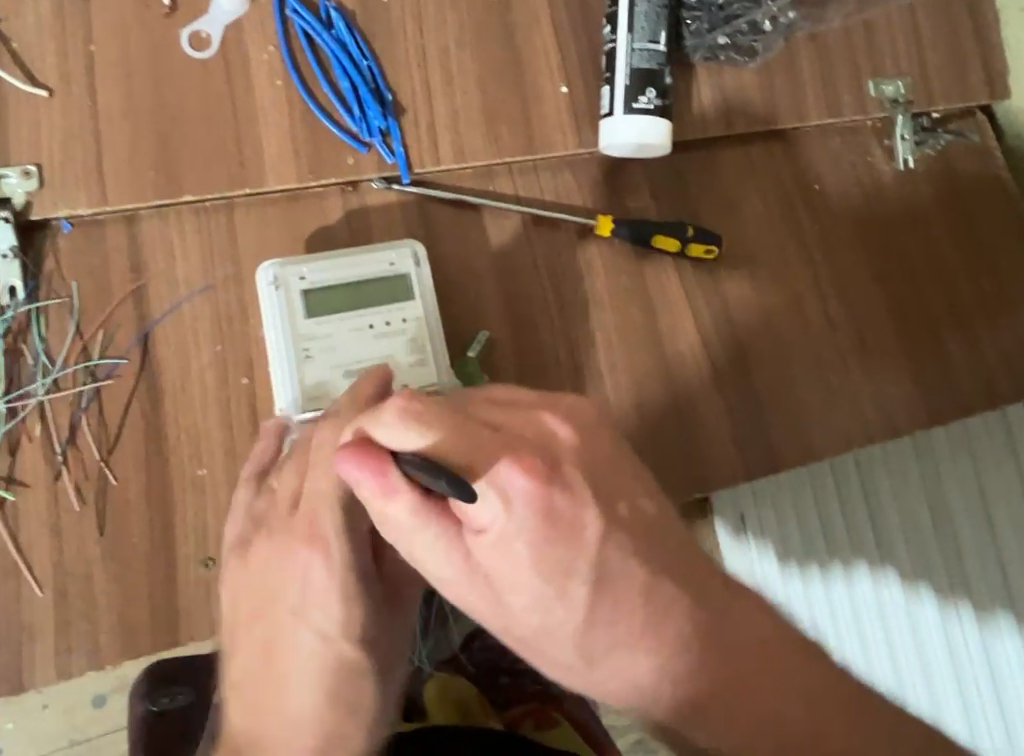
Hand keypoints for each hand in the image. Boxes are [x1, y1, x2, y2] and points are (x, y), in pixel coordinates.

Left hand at [216, 366, 423, 755]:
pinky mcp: (232, 557)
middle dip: (349, 408)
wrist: (281, 748)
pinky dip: (262, 452)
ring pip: (284, 461)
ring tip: (350, 410)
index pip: (342, 443)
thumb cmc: (353, 688)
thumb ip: (400, 541)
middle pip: (313, 443)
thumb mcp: (397, 614)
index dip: (366, 403)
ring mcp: (248, 540)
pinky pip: (246, 488)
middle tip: (383, 391)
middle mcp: (279, 525)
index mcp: (324, 537)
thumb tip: (408, 483)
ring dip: (317, 427)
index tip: (390, 377)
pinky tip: (277, 426)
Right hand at [332, 384, 737, 718]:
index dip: (370, 431)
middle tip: (414, 493)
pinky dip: (490, 430)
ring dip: (451, 432)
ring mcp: (572, 410)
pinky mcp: (589, 411)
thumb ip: (401, 512)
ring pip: (477, 398)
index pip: (410, 412)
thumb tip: (348, 455)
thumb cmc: (567, 625)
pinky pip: (514, 403)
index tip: (357, 461)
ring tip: (461, 493)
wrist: (674, 624)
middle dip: (412, 436)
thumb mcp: (468, 585)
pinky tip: (498, 476)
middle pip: (442, 400)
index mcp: (510, 470)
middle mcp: (543, 421)